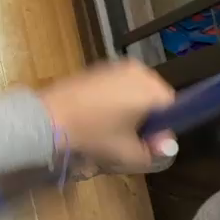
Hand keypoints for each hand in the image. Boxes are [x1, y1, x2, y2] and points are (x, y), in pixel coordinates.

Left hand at [37, 60, 177, 171]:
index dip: (161, 128)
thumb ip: (153, 152)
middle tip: (126, 139)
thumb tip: (164, 147)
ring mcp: (112, 67)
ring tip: (107, 130)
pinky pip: (112, 88)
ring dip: (126, 110)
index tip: (146, 143)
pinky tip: (93, 119)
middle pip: (151, 98)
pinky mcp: (92, 70)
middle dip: (143, 118)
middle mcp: (136, 70)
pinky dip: (109, 102)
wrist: (47, 118)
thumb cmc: (92, 134)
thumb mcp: (127, 153)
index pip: (172, 108)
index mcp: (151, 87)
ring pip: (131, 92)